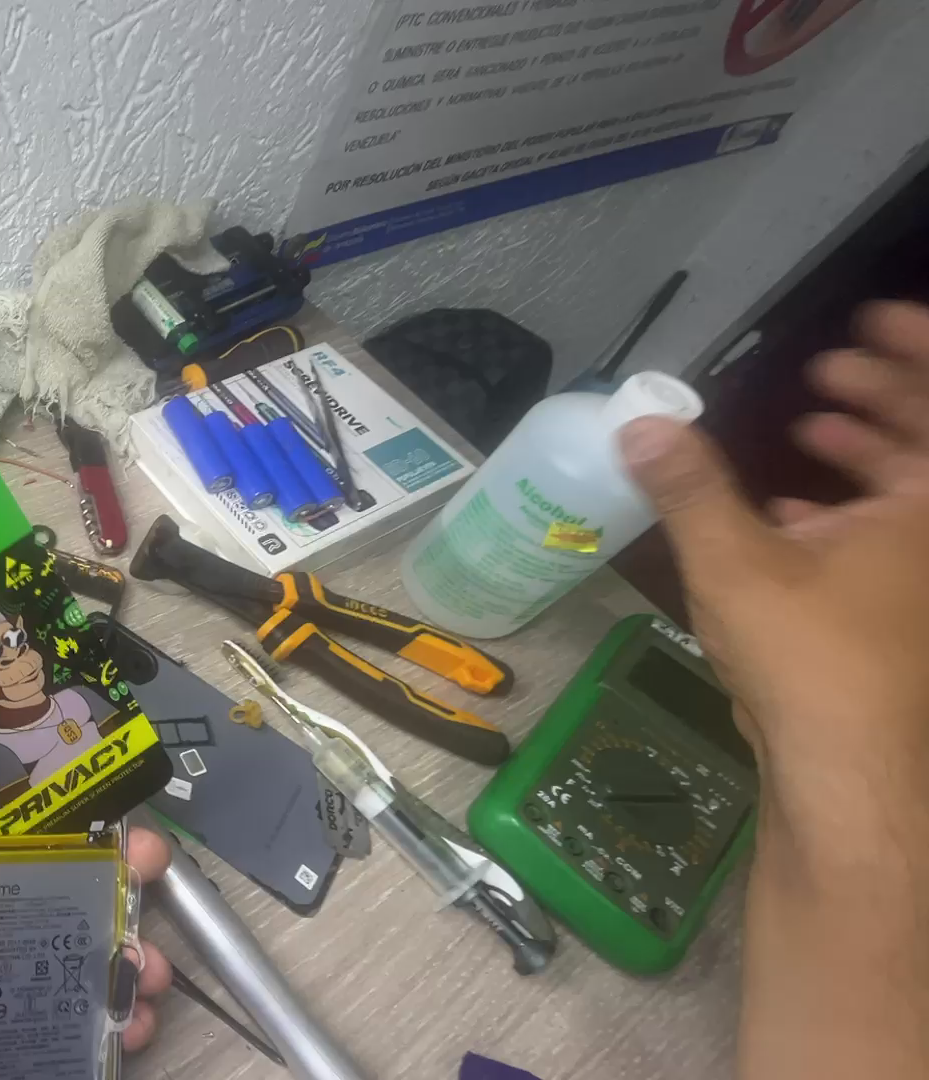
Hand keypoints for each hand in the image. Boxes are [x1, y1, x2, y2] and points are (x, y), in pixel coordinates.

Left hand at [0, 775, 173, 1079]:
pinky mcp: (15, 1044)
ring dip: (121, 951)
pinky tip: (135, 1022)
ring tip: (152, 967)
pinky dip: (112, 1016)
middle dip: (106, 877)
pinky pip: (74, 1020)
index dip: (50, 818)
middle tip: (153, 867)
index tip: (102, 801)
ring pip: (71, 954)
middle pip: (48, 894)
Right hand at [617, 301, 928, 860]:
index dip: (912, 354)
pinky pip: (887, 535)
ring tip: (806, 427)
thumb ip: (689, 488)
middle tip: (825, 367)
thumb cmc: (811, 650)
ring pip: (910, 491)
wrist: (850, 758)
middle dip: (884, 395)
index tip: (868, 321)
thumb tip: (641, 423)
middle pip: (928, 444)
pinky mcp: (897, 606)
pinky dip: (847, 508)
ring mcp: (923, 574)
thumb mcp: (735, 560)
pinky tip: (787, 510)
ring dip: (863, 451)